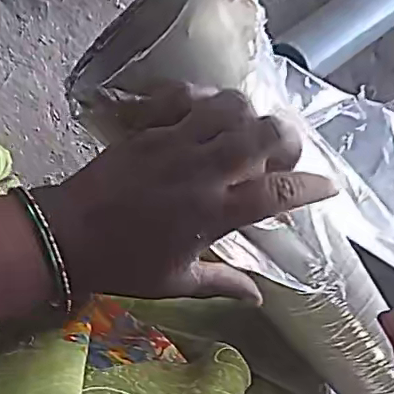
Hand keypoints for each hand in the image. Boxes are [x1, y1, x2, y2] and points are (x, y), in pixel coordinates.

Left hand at [37, 85, 336, 301]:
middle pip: (265, 136)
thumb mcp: (175, 282)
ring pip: (231, 106)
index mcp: (213, 214)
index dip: (311, 187)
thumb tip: (259, 297)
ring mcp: (174, 143)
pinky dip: (204, 97)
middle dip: (287, 141)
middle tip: (280, 158)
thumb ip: (223, 284)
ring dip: (248, 115)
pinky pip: (185, 96)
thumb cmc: (122, 263)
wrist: (67, 234)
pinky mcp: (149, 128)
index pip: (278, 192)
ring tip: (243, 133)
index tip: (327, 187)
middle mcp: (202, 172)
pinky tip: (204, 113)